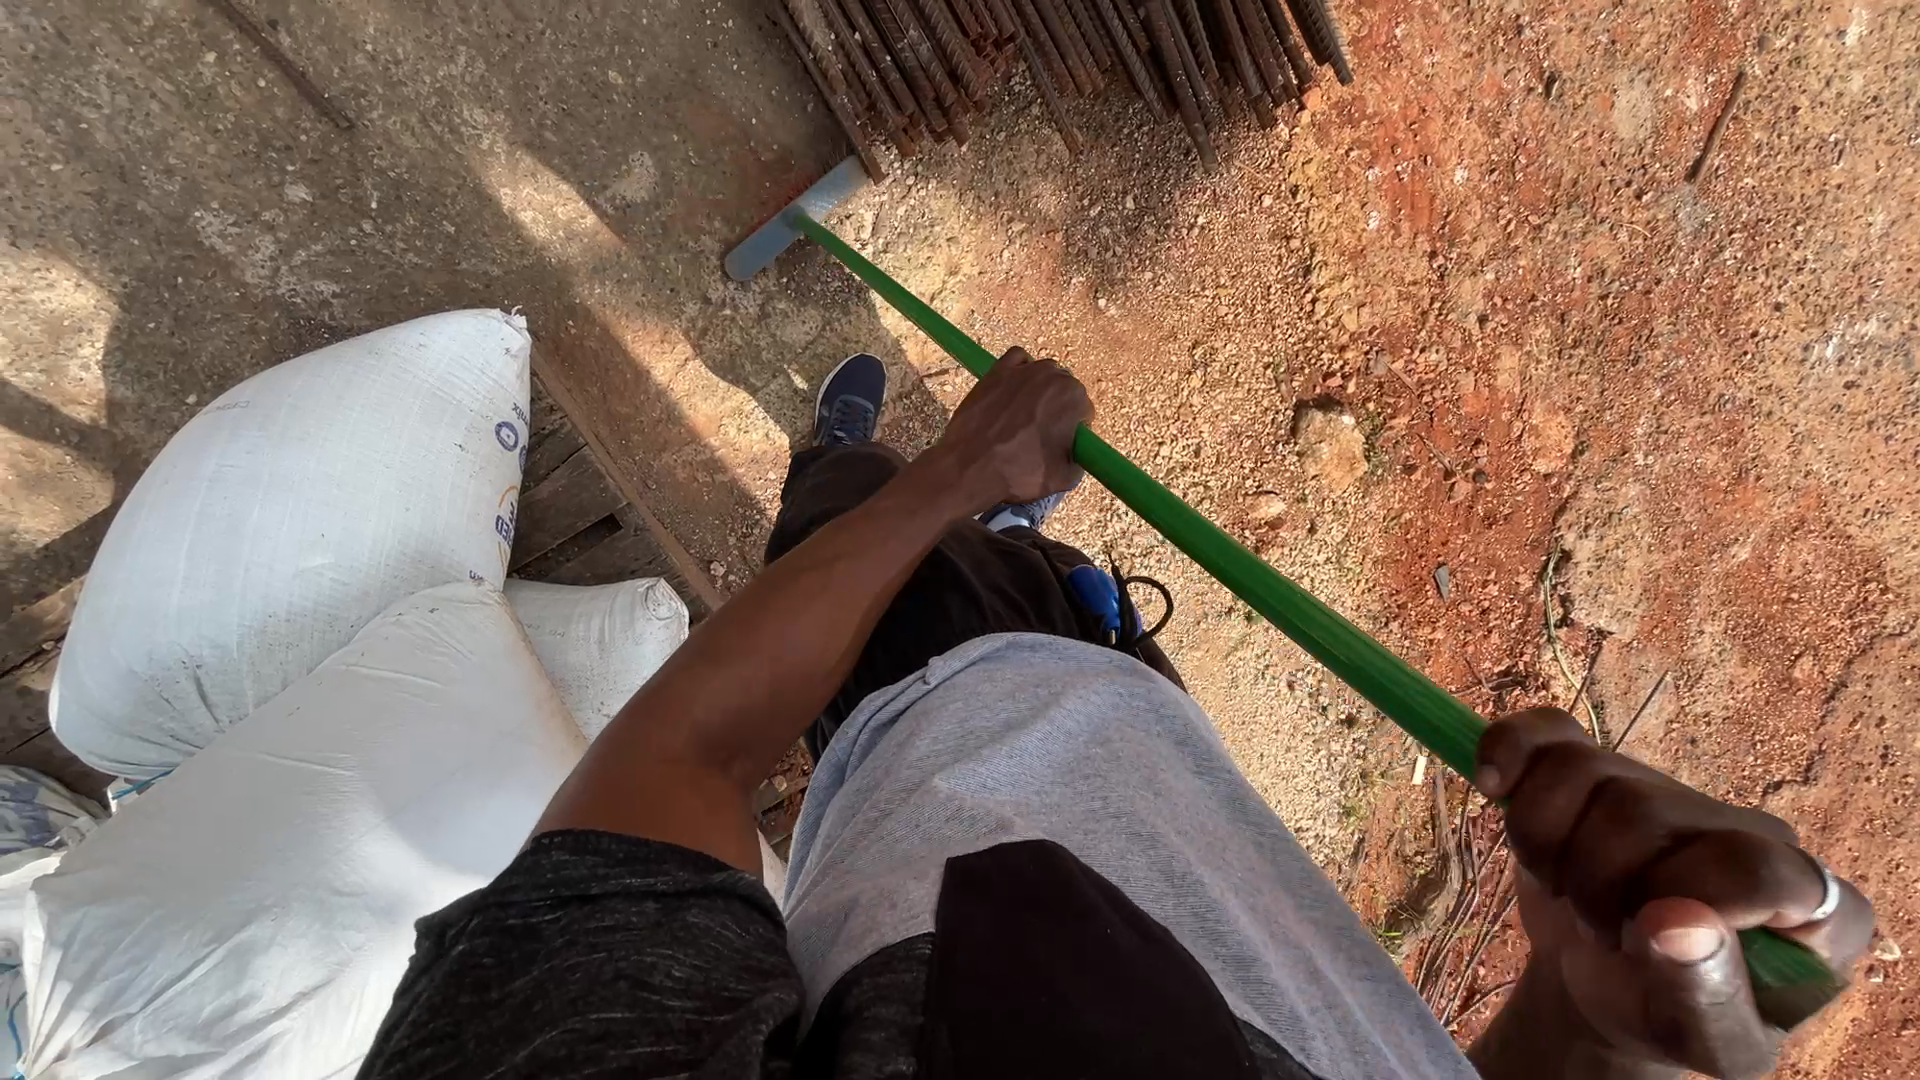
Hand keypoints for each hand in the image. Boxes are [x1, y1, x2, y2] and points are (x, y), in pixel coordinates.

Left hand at [915, 347, 1091, 514]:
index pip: (1083, 411)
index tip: (1060, 444)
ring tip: (1024, 416)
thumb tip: (1075, 457)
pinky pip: (1017, 361)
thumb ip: (1078, 463)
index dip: (1073, 431)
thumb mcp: (1064, 478)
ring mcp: (1023, 370)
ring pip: (1042, 375)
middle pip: (1063, 390)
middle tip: (1040, 434)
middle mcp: (1052, 375)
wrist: (970, 466)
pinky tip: (1013, 390)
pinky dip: (1020, 371)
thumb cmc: (1018, 473)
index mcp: (1074, 397)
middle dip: (1057, 409)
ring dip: (1039, 391)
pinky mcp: (998, 370)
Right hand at [1475, 708, 1874, 1077]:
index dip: (1678, 894)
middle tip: (1595, 924)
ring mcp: (1659, 788)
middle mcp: (1740, 826)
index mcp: (1806, 898)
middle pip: (1636, 809)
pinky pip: (1544, 728)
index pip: (1748, 864)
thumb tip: (1674, 922)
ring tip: (1557, 879)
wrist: (1607, 981)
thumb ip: (1701, 991)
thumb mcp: (1698, 1037)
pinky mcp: (1588, 768)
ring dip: (1538, 833)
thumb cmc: (1664, 1013)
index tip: (1639, 939)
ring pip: (1576, 766)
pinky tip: (1492, 785)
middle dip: (1588, 875)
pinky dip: (1505, 749)